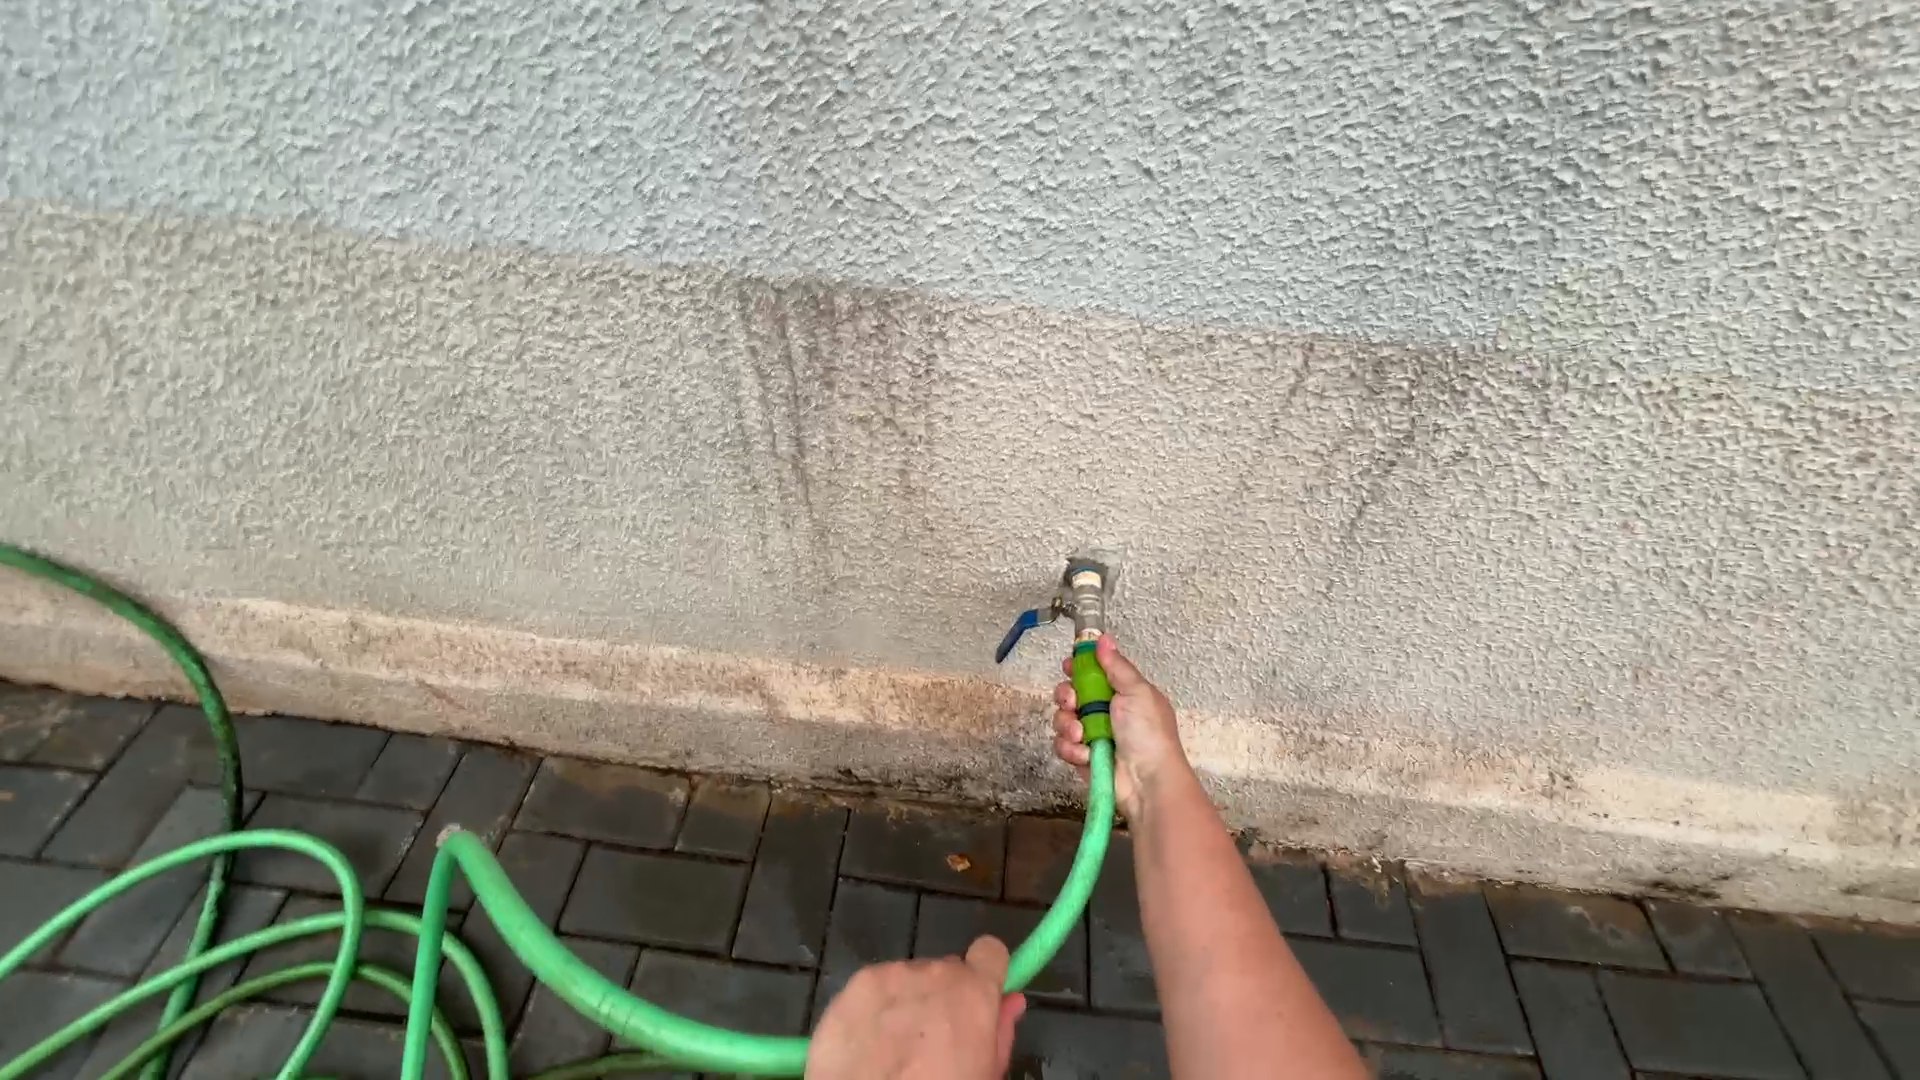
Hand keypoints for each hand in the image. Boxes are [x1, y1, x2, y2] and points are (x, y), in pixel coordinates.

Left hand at [807, 935, 1026, 1079]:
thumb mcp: (984, 1075)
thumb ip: (999, 1033)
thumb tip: (1010, 1002)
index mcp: (974, 994)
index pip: (990, 952)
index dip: (986, 973)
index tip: (979, 997)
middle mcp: (936, 972)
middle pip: (945, 972)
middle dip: (942, 999)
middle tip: (931, 1043)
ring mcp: (894, 974)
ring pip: (909, 979)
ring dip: (908, 1004)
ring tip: (896, 1051)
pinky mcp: (857, 983)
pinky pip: (876, 989)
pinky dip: (876, 1010)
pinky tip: (870, 1045)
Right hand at [1051, 636, 1188, 819]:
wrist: (1147, 782)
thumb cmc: (1148, 734)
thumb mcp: (1137, 692)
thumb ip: (1116, 666)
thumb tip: (1104, 638)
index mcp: (1122, 692)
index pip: (1092, 672)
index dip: (1077, 668)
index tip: (1069, 666)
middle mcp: (1105, 711)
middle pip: (1071, 693)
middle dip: (1066, 696)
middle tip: (1073, 702)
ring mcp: (1092, 734)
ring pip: (1063, 719)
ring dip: (1068, 725)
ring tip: (1081, 736)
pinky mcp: (1081, 756)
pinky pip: (1063, 744)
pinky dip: (1071, 749)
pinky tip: (1085, 754)